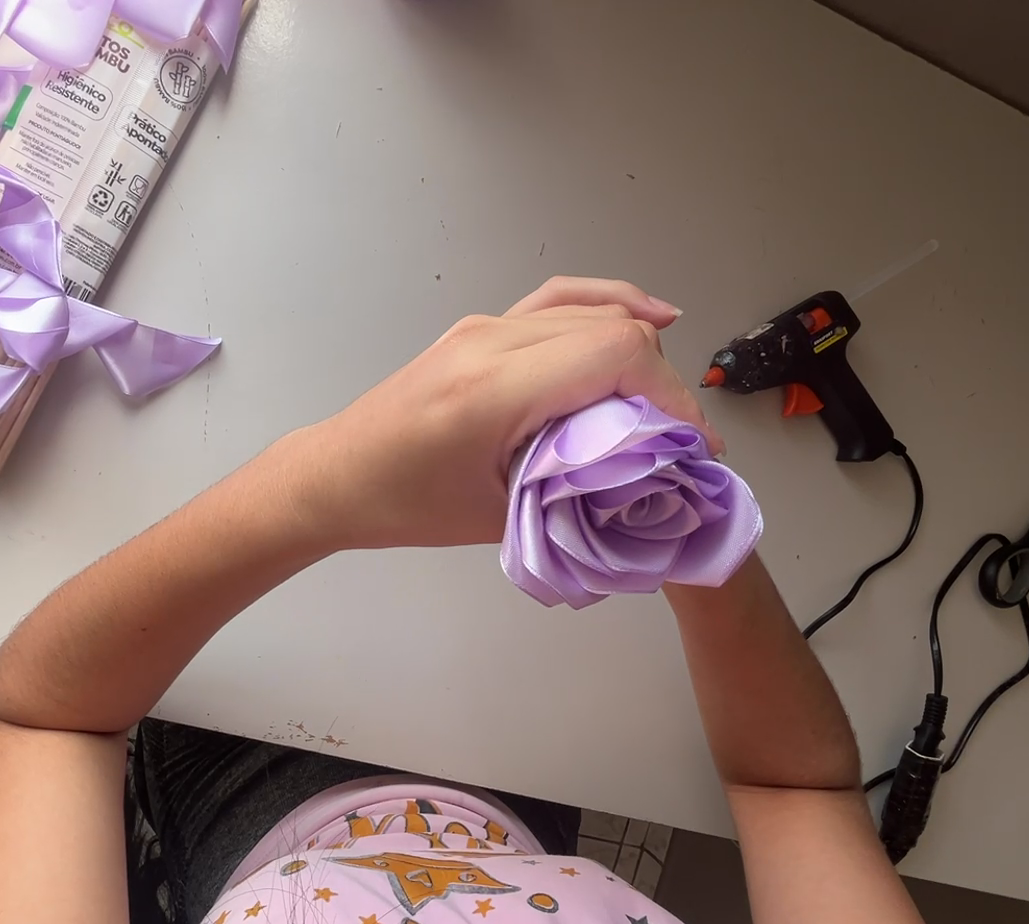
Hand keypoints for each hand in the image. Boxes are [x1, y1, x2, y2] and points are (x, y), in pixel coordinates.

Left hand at [279, 277, 722, 549]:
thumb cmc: (403, 505)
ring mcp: (483, 326)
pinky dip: (605, 307)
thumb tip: (637, 477)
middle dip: (661, 382)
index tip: (691, 448)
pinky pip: (556, 303)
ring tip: (667, 398)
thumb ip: (570, 489)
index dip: (671, 396)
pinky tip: (645, 318)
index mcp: (492, 388)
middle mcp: (490, 340)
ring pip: (589, 311)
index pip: (614, 356)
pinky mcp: (480, 330)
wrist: (337, 476)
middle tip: (678, 440)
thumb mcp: (495, 516)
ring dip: (639, 348)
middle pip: (610, 329)